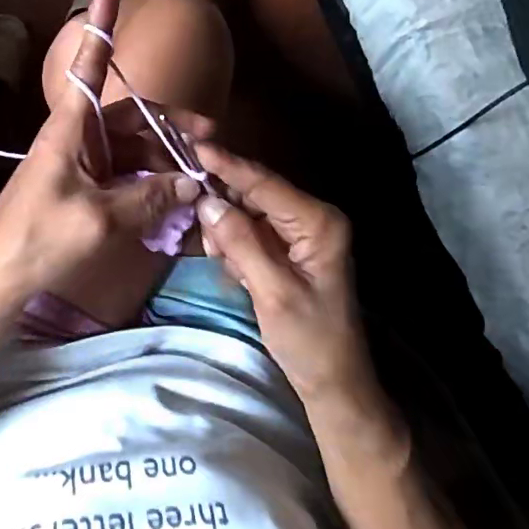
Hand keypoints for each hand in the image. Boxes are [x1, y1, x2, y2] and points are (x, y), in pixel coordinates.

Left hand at [0, 0, 202, 321]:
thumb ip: (150, 199)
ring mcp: (77, 165)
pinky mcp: (79, 190)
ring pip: (129, 148)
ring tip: (200, 176)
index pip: (90, 65)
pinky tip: (172, 199)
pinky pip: (121, 174)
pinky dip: (147, 182)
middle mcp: (74, 138)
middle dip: (169, 125)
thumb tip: (195, 183)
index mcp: (69, 130)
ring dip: (162, 158)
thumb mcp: (99, 220)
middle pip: (128, 116)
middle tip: (211, 142)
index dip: (101, 26)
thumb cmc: (38, 240)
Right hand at [194, 144, 380, 406]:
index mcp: (318, 222)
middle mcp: (311, 217)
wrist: (333, 382)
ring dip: (227, 232)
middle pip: (253, 193)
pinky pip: (248, 230)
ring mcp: (299, 231)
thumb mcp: (272, 292)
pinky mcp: (287, 246)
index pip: (264, 183)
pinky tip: (235, 270)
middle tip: (208, 239)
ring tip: (227, 266)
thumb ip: (240, 243)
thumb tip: (207, 202)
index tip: (194, 146)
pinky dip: (233, 245)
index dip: (227, 164)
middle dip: (223, 208)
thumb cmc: (310, 340)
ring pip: (245, 211)